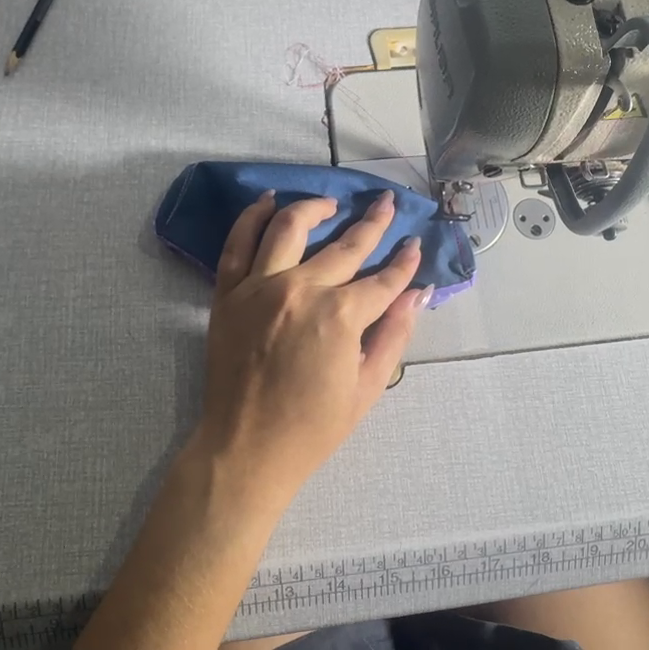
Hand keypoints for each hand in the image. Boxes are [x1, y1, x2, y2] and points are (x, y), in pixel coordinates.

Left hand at [191, 191, 426, 499]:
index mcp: (340, 316)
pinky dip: (252, 217)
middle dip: (373, 222)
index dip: (404, 262)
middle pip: (346, 245)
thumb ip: (394, 334)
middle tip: (385, 202)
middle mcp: (302, 289)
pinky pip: (238, 243)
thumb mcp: (367, 388)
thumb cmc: (312, 427)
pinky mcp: (229, 292)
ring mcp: (261, 286)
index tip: (415, 244)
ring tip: (330, 204)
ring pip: (290, 228)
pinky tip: (268, 201)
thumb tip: (419, 293)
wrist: (245, 448)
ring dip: (314, 208)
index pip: (384, 279)